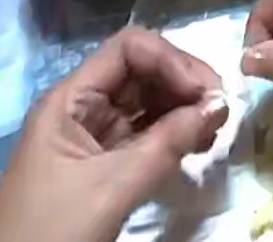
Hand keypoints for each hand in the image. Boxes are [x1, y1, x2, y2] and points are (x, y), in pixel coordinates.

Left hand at [0, 28, 228, 241]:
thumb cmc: (51, 236)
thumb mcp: (111, 189)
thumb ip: (167, 143)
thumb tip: (220, 104)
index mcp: (70, 98)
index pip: (128, 50)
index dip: (170, 60)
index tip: (205, 90)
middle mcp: (82, 107)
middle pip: (140, 71)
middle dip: (182, 83)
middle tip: (219, 108)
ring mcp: (91, 137)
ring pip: (146, 102)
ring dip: (182, 108)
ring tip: (214, 128)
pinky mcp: (102, 166)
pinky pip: (144, 134)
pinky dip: (172, 135)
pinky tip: (195, 144)